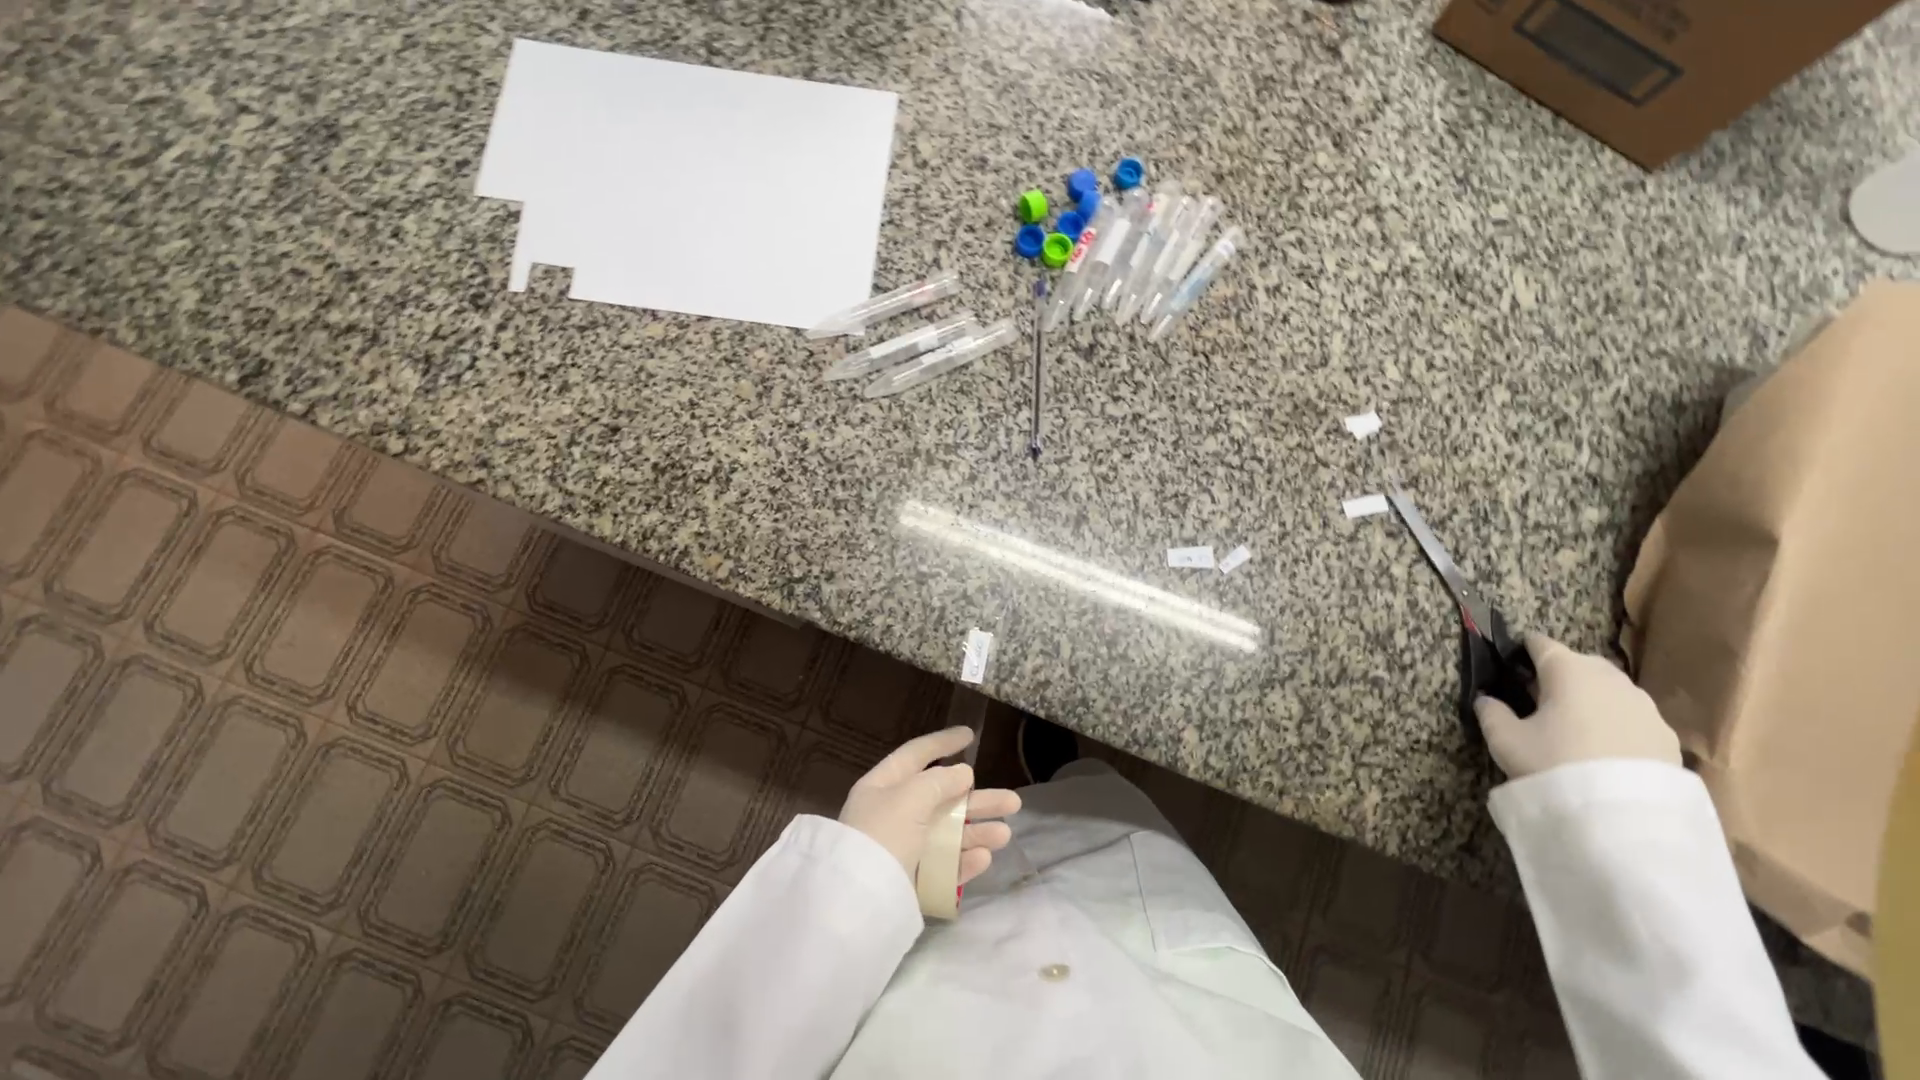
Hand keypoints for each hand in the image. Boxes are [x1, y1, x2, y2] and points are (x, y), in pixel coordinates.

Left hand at [838, 726, 1021, 885]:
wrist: (858, 898)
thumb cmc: (882, 834)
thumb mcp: (909, 797)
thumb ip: (939, 781)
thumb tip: (963, 773)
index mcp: (883, 787)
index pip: (916, 755)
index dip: (942, 743)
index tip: (970, 735)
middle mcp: (894, 814)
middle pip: (942, 799)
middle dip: (977, 799)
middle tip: (1013, 801)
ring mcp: (905, 849)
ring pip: (949, 834)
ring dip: (978, 831)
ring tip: (1004, 834)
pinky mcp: (913, 881)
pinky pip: (945, 866)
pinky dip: (964, 861)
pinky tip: (983, 857)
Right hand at [1474, 634, 1681, 778]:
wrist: (1621, 814)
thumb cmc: (1553, 763)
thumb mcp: (1506, 740)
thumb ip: (1490, 712)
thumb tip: (1486, 699)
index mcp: (1568, 670)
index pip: (1540, 643)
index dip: (1522, 651)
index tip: (1510, 666)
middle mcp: (1609, 677)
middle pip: (1577, 663)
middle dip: (1558, 675)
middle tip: (1538, 701)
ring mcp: (1643, 704)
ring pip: (1608, 689)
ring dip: (1590, 698)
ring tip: (1573, 727)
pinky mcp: (1666, 733)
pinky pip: (1632, 716)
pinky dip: (1615, 722)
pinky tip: (1604, 748)